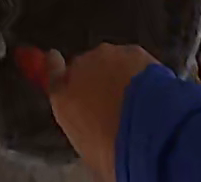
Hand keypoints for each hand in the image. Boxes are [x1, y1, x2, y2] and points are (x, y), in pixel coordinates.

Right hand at [19, 44, 154, 181]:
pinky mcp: (133, 51)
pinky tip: (148, 93)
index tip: (54, 59)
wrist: (148, 131)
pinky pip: (132, 61)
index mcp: (63, 97)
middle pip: (85, 69)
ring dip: (117, 76)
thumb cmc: (113, 151)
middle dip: (95, 81)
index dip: (53, 66)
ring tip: (133, 103)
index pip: (52, 72)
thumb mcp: (88, 147)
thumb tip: (89, 121)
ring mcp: (108, 56)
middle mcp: (81, 68)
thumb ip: (81, 123)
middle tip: (110, 105)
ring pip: (110, 62)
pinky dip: (138, 73)